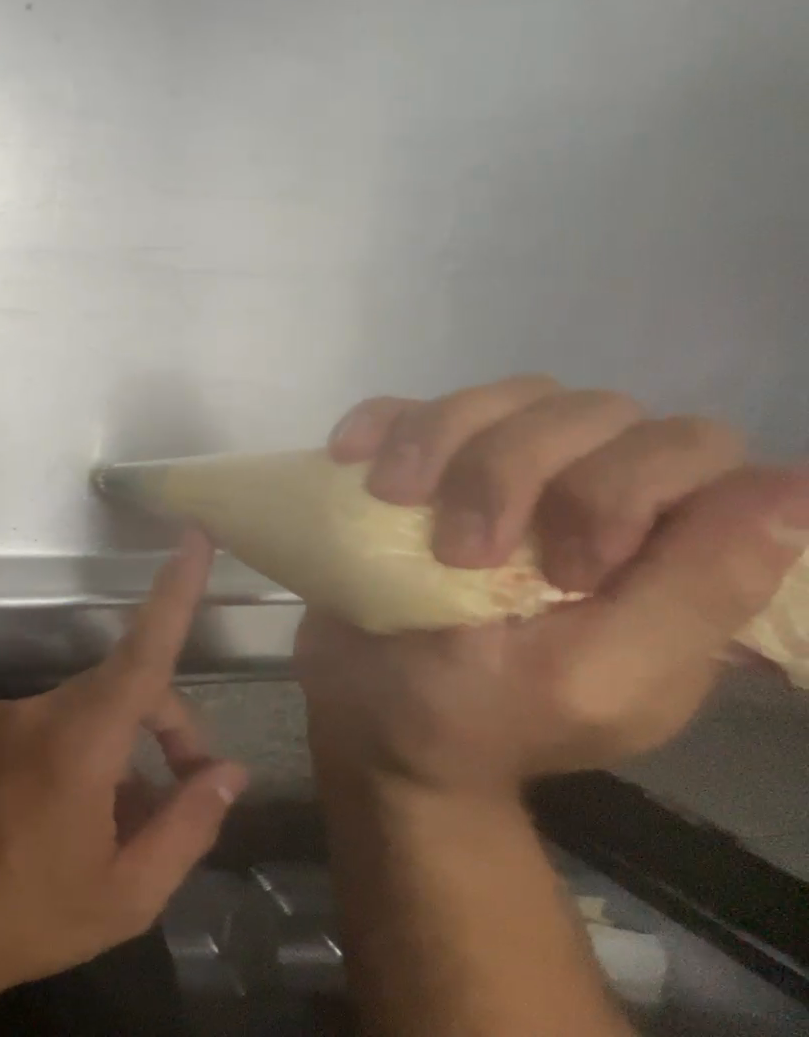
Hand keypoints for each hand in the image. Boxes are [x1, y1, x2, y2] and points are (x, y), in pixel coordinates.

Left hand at [0, 536, 247, 1036]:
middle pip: (119, 691)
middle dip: (164, 729)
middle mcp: (33, 712)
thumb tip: (228, 772)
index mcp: (78, 744)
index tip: (192, 538)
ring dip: (115, 753)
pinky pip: (41, 727)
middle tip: (187, 797)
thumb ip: (188, 823)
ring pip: (80, 713)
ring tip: (118, 826)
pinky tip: (66, 816)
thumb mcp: (129, 891)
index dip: (173, 594)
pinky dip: (72, 755)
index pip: (141, 655)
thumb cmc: (30, 916)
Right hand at [303, 374, 807, 795]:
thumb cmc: (477, 715)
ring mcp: (495, 473)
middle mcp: (591, 492)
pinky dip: (380, 423)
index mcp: (661, 547)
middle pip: (590, 411)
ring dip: (437, 440)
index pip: (688, 451)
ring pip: (501, 396)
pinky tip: (350, 458)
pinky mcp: (417, 470)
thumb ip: (697, 591)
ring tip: (393, 499)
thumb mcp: (599, 677)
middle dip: (510, 470)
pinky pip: (405, 406)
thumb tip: (793, 487)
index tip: (559, 572)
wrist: (368, 719)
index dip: (621, 489)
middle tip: (457, 554)